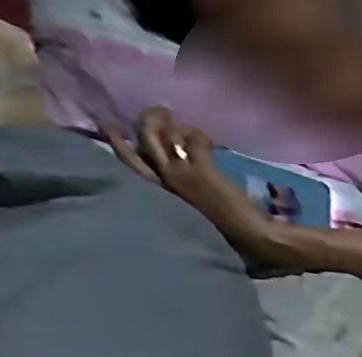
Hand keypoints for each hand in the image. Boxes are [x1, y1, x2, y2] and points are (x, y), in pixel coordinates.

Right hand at [102, 108, 277, 261]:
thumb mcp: (189, 212)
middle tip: (157, 112)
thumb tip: (171, 170)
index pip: (130, 164)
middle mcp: (163, 183)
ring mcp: (182, 175)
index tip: (108, 126)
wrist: (253, 239)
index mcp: (158, 196)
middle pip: (143, 142)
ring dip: (168, 122)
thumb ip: (176, 193)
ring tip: (177, 118)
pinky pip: (194, 140)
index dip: (117, 143)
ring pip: (163, 135)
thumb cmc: (225, 233)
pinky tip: (205, 138)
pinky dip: (198, 135)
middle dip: (145, 122)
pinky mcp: (203, 171)